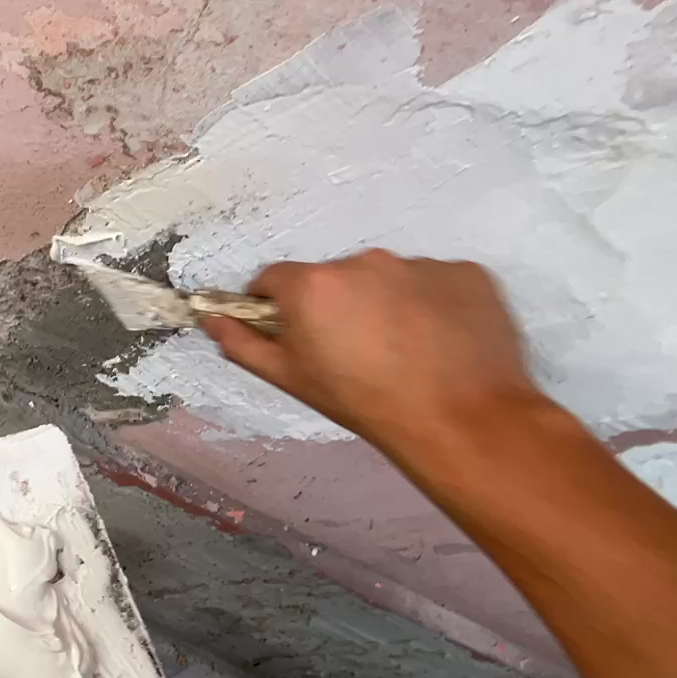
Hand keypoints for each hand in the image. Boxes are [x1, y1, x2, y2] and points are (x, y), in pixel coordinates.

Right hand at [200, 250, 543, 459]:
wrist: (458, 416)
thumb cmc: (356, 397)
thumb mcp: (284, 375)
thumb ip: (239, 341)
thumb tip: (210, 318)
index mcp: (311, 284)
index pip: (273, 278)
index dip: (272, 304)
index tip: (288, 332)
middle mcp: (362, 261)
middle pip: (329, 277)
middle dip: (329, 302)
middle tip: (345, 345)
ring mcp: (419, 264)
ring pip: (381, 278)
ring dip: (377, 301)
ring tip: (395, 344)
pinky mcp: (467, 273)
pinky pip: (430, 281)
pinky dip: (425, 302)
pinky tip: (431, 337)